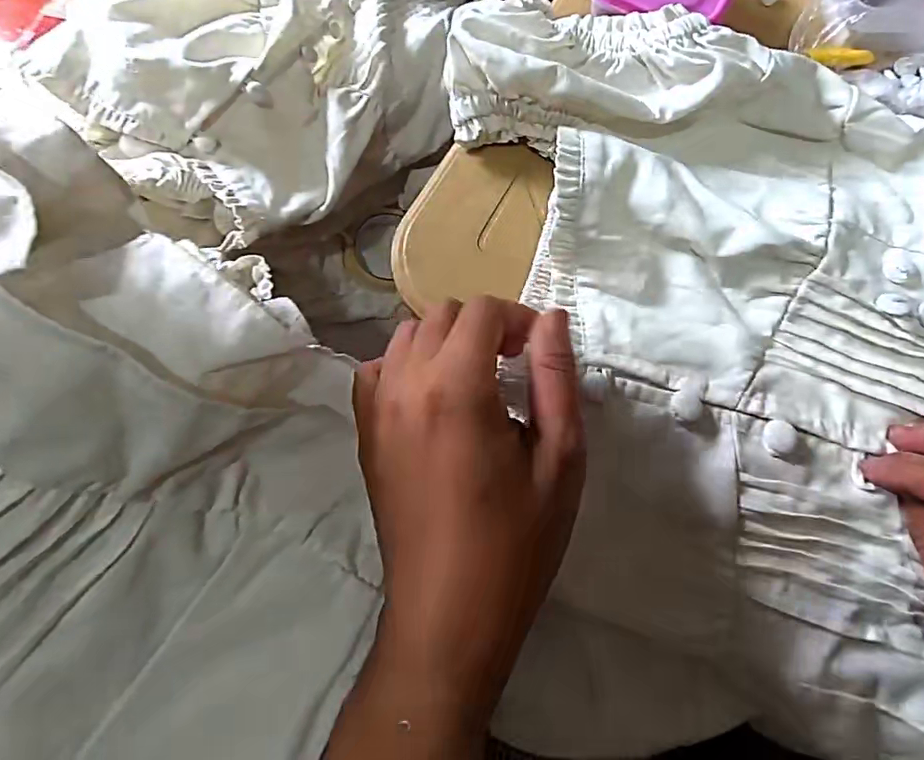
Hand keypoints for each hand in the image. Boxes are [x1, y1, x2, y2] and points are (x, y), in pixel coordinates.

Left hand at [327, 299, 584, 758]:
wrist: (448, 614)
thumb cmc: (515, 542)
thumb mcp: (559, 459)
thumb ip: (555, 377)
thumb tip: (550, 317)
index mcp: (455, 386)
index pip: (480, 310)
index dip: (518, 320)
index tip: (537, 353)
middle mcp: (405, 383)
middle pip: (442, 314)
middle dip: (483, 326)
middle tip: (513, 366)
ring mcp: (376, 407)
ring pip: (407, 335)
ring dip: (444, 341)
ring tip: (474, 381)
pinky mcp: (363, 431)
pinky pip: (377, 369)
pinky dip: (405, 365)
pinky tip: (431, 399)